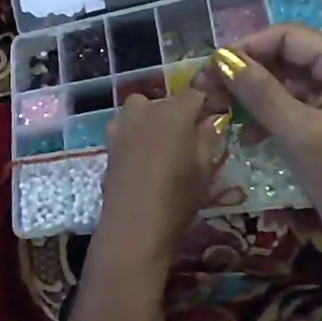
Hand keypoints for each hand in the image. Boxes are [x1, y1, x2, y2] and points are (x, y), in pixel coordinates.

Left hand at [99, 90, 224, 261]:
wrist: (133, 225)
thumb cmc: (177, 198)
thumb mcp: (204, 169)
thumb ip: (207, 138)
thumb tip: (210, 120)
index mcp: (173, 113)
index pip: (195, 94)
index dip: (206, 105)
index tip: (213, 118)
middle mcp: (144, 112)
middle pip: (164, 101)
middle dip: (176, 112)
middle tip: (187, 136)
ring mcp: (121, 126)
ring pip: (139, 110)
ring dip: (150, 119)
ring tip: (161, 145)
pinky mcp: (108, 144)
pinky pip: (125, 128)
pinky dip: (134, 134)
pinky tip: (142, 158)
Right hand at [192, 26, 321, 254]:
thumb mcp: (300, 134)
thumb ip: (260, 92)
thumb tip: (222, 59)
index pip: (289, 36)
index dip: (246, 48)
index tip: (210, 70)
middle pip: (288, 58)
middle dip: (247, 73)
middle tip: (208, 92)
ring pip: (290, 84)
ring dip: (255, 96)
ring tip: (220, 112)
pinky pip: (299, 108)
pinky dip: (272, 116)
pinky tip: (249, 135)